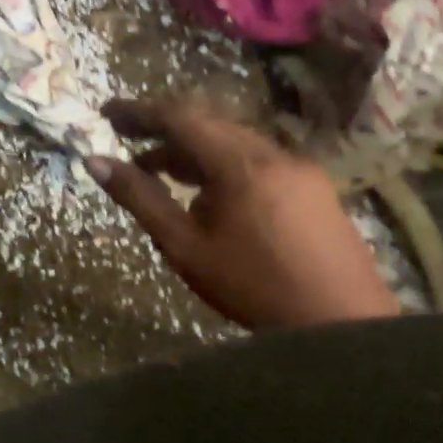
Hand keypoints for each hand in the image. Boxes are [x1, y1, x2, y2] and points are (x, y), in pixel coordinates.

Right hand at [89, 98, 399, 330]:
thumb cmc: (255, 286)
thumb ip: (138, 196)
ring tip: (155, 166)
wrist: (348, 331)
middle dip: (162, 125)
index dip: (137, 111)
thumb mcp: (183, 244)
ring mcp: (302, 172)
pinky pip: (256, 157)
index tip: (103, 113)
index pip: (180, 118)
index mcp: (241, 165)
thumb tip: (94, 161)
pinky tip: (202, 187)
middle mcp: (275, 156)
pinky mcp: (316, 191)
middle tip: (123, 134)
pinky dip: (219, 160)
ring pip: (233, 139)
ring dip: (190, 145)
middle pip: (208, 122)